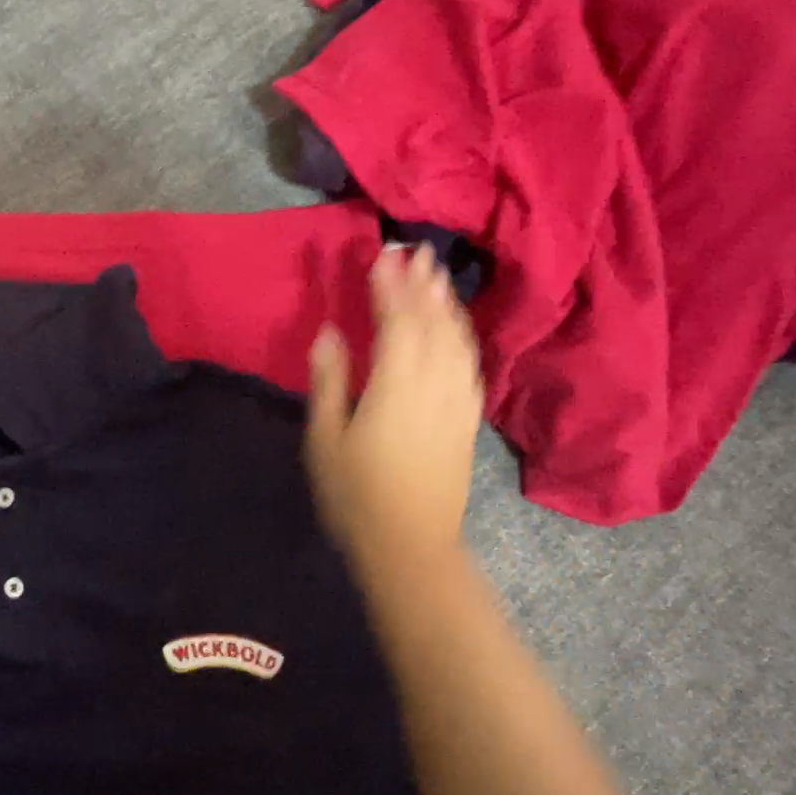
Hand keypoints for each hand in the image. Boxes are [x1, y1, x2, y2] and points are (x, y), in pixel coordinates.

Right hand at [306, 245, 483, 564]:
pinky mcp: (468, 418)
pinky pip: (470, 363)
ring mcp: (458, 401)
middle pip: (433, 323)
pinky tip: (455, 328)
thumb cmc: (356, 493)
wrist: (410, 543)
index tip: (382, 255)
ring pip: (457, 340)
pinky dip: (462, 336)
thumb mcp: (326, 438)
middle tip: (415, 251)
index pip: (397, 321)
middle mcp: (435, 384)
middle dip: (423, 286)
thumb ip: (330, 380)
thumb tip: (329, 332)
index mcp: (396, 385)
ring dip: (446, 305)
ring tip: (436, 277)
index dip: (390, 287)